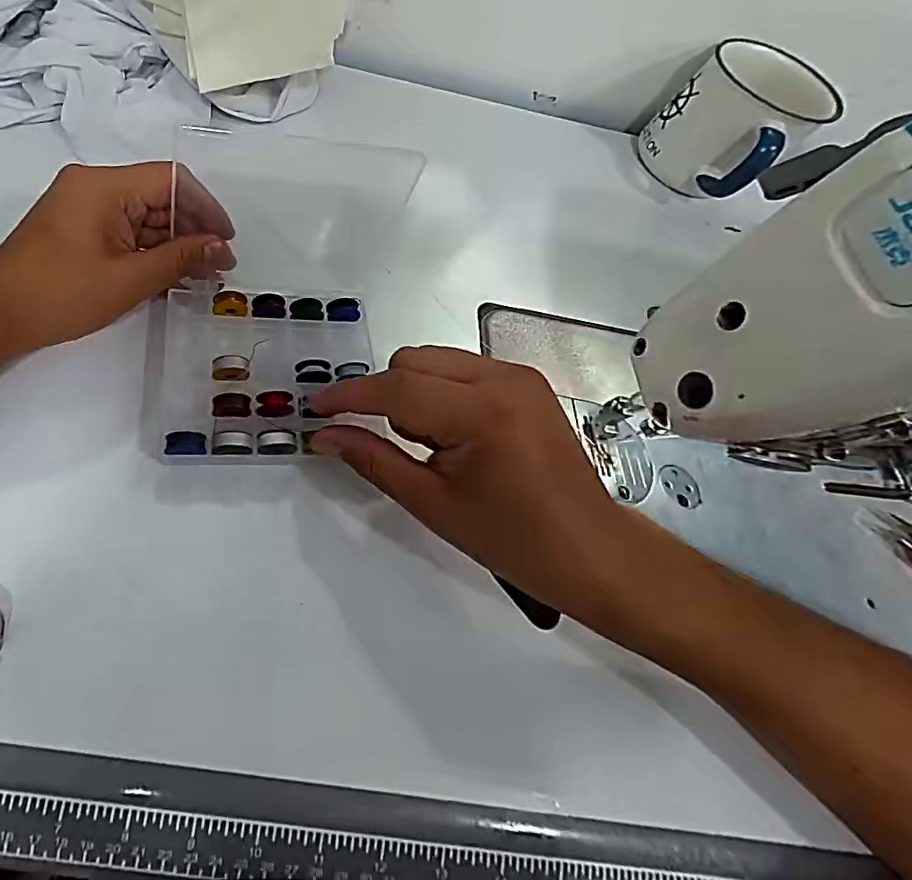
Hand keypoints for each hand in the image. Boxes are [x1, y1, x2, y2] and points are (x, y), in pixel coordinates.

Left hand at [0, 162, 234, 399]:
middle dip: (190, 230)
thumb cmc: (58, 296)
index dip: (206, 208)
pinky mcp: (71, 227)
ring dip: (168, 243)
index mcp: (101, 185)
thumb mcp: (127, 280)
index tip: (226, 241)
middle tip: (217, 266)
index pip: (170, 179)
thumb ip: (179, 259)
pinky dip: (143, 250)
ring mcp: (78, 206)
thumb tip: (219, 247)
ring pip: (138, 215)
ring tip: (198, 275)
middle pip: (155, 196)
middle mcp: (89, 185)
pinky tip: (166, 274)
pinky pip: (118, 229)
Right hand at [308, 346, 665, 623]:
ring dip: (409, 390)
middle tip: (377, 437)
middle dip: (382, 395)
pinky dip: (436, 390)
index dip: (348, 395)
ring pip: (432, 359)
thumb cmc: (516, 539)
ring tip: (422, 441)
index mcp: (481, 413)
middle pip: (411, 362)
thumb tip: (328, 436)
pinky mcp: (524, 383)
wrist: (593, 551)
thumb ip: (371, 458)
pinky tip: (445, 432)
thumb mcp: (430, 502)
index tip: (318, 406)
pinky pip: (457, 368)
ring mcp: (518, 378)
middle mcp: (503, 381)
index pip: (395, 387)